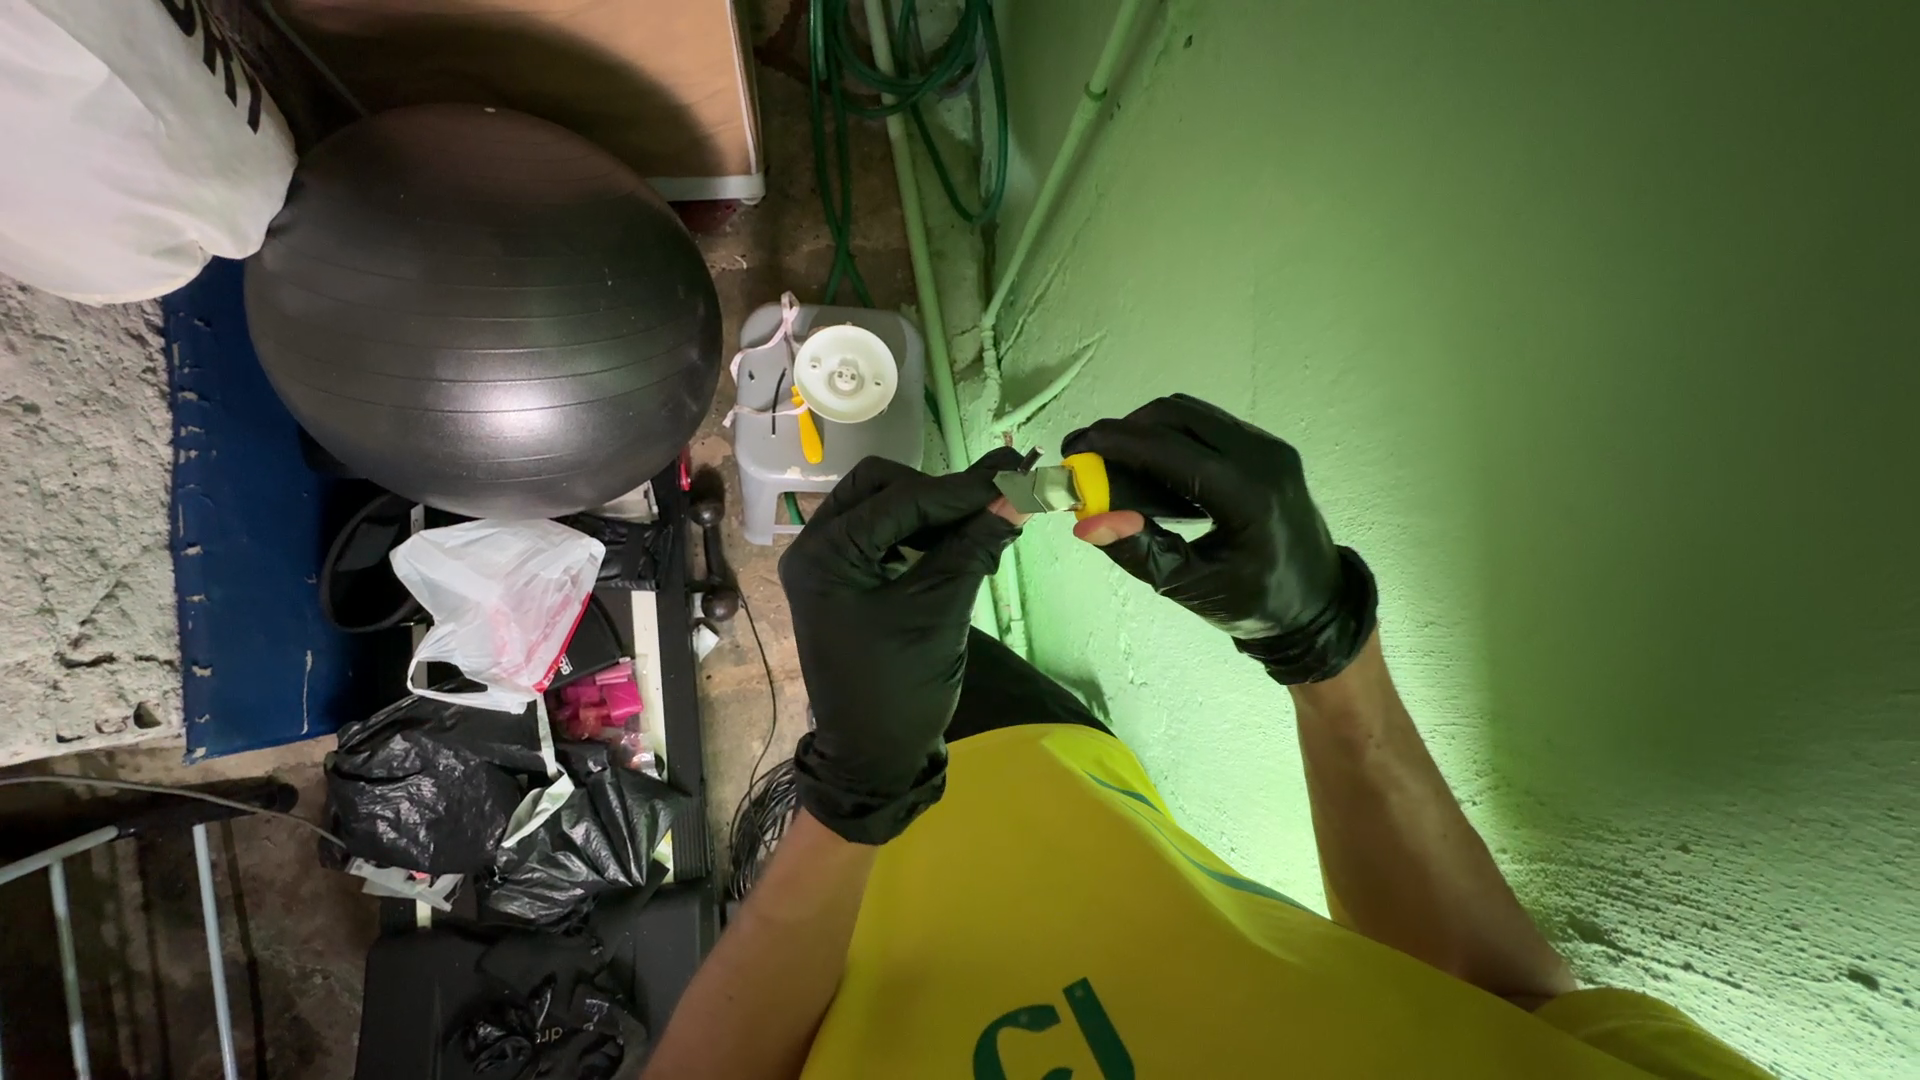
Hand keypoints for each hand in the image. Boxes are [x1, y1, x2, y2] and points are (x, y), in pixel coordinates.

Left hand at [778, 449, 1023, 843]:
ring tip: (977, 528)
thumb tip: (1018, 495)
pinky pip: (880, 534)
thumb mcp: (940, 611)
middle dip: (937, 492)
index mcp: (825, 554)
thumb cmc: (900, 688)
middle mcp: (814, 547)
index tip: (1015, 476)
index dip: (962, 488)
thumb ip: (975, 546)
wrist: (872, 755)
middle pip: (881, 486)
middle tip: (987, 508)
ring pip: (881, 505)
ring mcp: (825, 563)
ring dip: (930, 511)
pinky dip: (917, 533)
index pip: (902, 498)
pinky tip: (952, 547)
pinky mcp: (841, 579)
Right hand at [1062, 394, 1375, 683]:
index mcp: (1248, 496)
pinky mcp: (1266, 447)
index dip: (1117, 443)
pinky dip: (1169, 436)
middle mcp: (1263, 457)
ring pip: (1191, 413)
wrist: (1317, 603)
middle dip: (1124, 430)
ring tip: (1113, 463)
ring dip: (1145, 430)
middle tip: (1088, 456)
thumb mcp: (1188, 586)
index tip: (1074, 447)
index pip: (1170, 450)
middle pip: (1177, 416)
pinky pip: (1207, 425)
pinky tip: (1151, 468)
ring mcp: (1269, 446)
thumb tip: (1087, 521)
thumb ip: (1136, 551)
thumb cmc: (1252, 604)